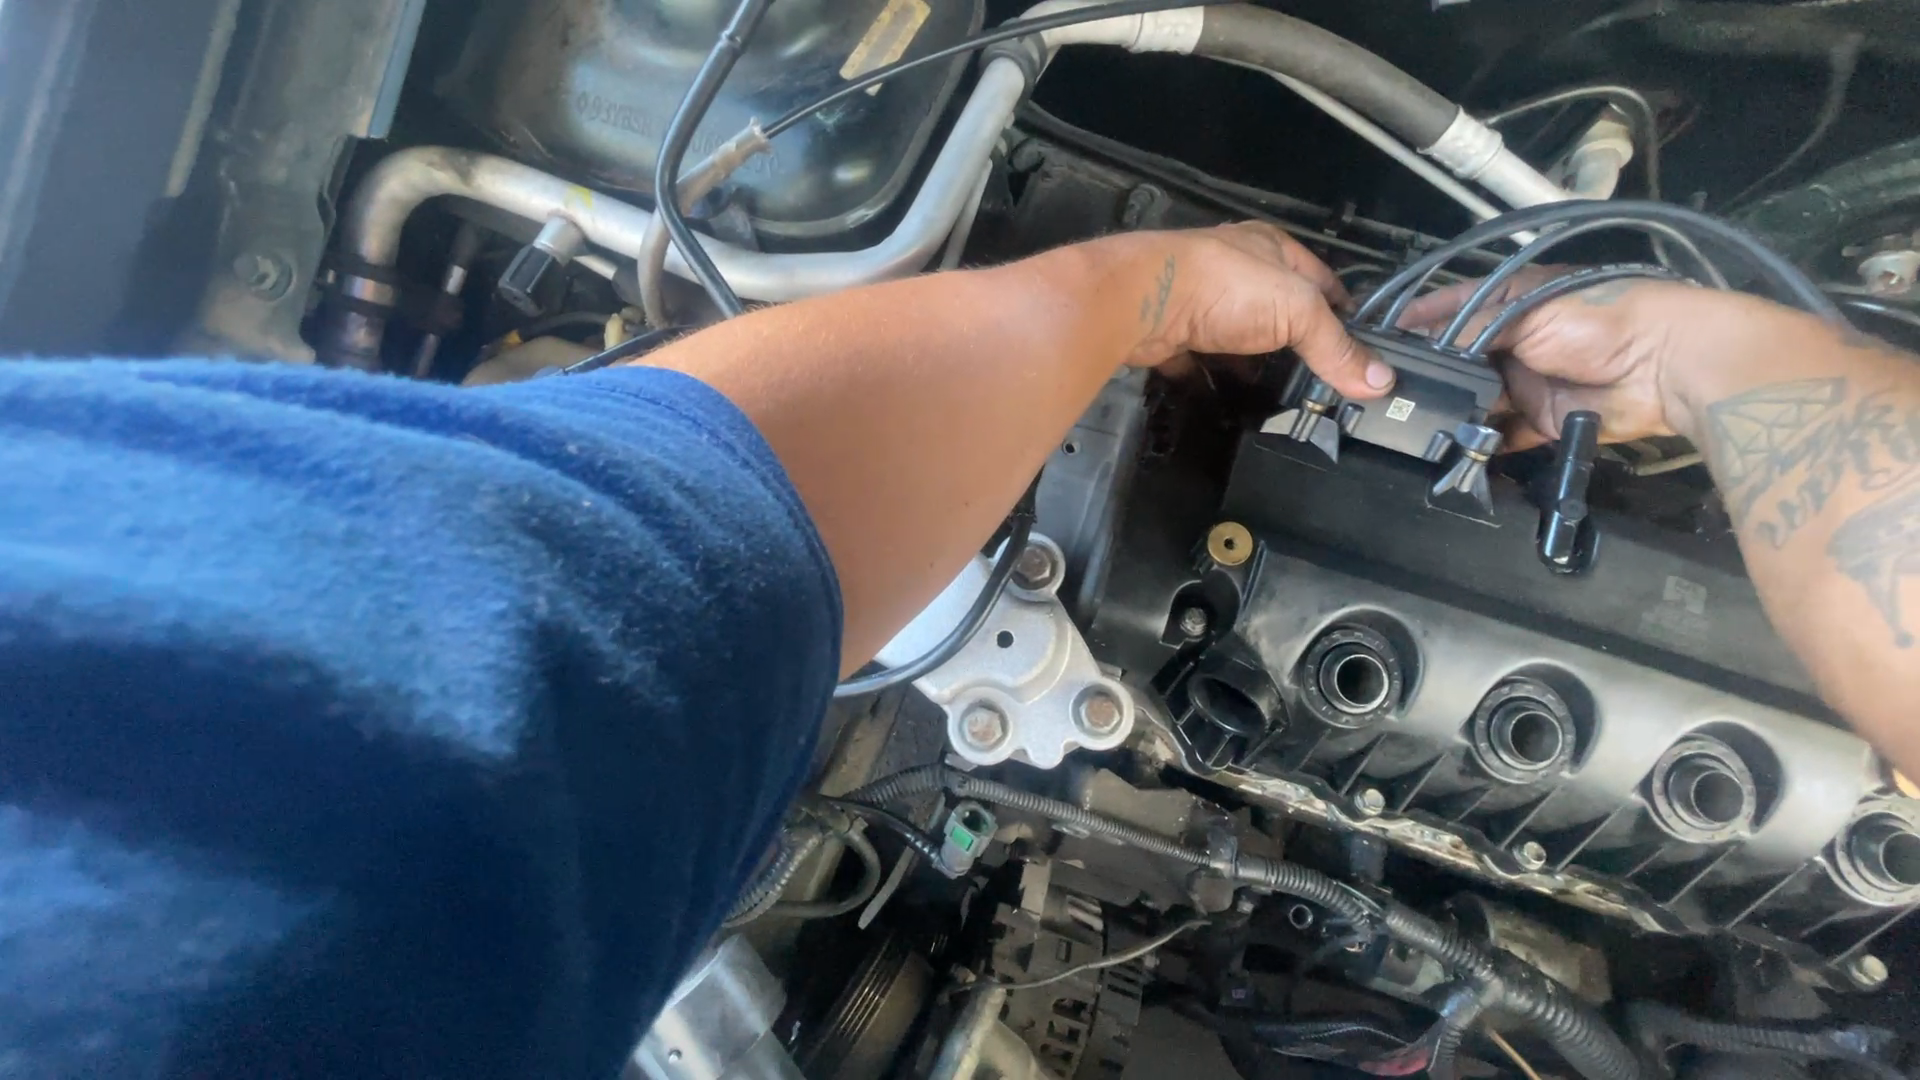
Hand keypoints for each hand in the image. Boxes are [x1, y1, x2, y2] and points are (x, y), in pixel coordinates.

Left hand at [1104, 223, 1396, 399]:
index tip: (1355, 349)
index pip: (1320, 279)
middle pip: (1272, 308)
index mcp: (1271, 248)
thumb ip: (1336, 347)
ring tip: (1271, 394)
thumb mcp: (1298, 312)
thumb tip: (1380, 382)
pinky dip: (1205, 377)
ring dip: (1246, 360)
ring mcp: (1195, 300)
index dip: (1340, 311)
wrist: (1146, 301)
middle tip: (1312, 379)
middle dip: (1290, 340)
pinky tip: (1218, 398)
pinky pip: (1192, 358)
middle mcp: (1232, 268)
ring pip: (1231, 334)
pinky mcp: (1167, 332)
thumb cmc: (1230, 290)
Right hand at [1396, 270, 1728, 449]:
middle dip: (1423, 373)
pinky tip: (1443, 444)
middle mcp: (1513, 341)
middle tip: (1379, 388)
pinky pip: (1495, 435)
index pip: (1450, 307)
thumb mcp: (1527, 312)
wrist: (1668, 366)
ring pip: (1469, 398)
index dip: (1414, 319)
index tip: (1374, 334)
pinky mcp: (1536, 420)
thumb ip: (1469, 330)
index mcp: (1512, 302)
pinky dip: (1474, 442)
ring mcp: (1523, 383)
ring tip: (1403, 419)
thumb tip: (1418, 348)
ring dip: (1444, 408)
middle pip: (1454, 359)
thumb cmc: (1600, 321)